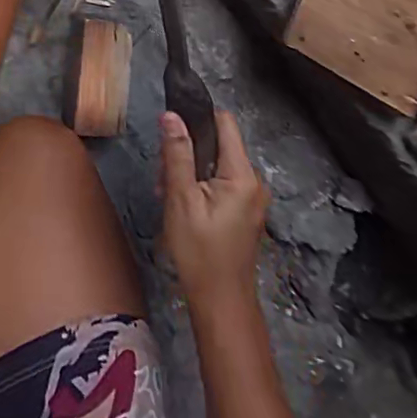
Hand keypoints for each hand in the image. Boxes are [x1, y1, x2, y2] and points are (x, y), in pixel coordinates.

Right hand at [161, 110, 267, 308]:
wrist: (219, 302)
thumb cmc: (199, 251)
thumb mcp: (181, 198)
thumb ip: (177, 153)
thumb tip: (171, 115)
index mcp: (243, 175)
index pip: (225, 123)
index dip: (198, 116)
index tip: (171, 124)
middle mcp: (253, 182)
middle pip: (218, 144)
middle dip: (187, 151)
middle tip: (163, 175)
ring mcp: (250, 198)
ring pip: (215, 164)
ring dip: (189, 170)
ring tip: (167, 192)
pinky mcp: (243, 211)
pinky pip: (220, 183)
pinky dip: (198, 185)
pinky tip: (180, 202)